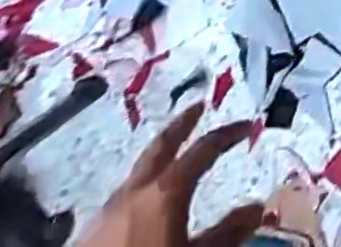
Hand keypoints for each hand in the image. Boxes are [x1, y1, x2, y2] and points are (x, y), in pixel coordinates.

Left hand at [80, 104, 263, 246]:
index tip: (247, 126)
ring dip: (158, 158)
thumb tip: (256, 208)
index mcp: (165, 190)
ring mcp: (102, 217)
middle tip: (198, 107)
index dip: (228, 133)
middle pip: (159, 148)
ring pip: (136, 174)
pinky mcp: (84, 239)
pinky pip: (120, 199)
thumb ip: (228, 231)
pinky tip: (144, 200)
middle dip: (181, 125)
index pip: (204, 148)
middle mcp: (132, 194)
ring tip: (174, 155)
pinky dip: (140, 186)